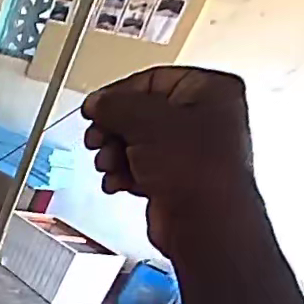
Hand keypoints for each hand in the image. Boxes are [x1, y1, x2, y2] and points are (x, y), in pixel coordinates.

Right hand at [81, 67, 256, 255]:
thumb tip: (97, 102)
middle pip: (139, 115)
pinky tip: (118, 181)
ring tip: (109, 164)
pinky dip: (122, 175)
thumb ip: (117, 106)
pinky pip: (137, 169)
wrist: (203, 222)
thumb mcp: (148, 124)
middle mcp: (201, 119)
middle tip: (98, 138)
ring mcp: (186, 152)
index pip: (152, 80)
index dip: (118, 95)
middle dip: (112, 131)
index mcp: (209, 92)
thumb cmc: (197, 172)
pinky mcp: (171, 179)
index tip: (95, 108)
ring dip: (114, 156)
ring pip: (134, 144)